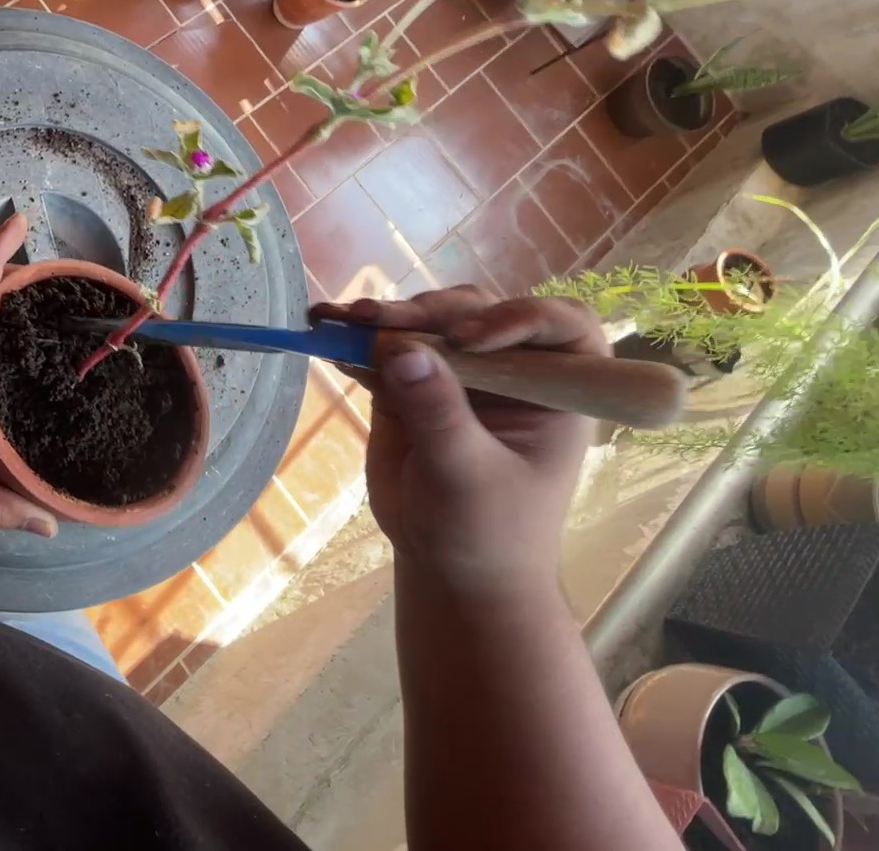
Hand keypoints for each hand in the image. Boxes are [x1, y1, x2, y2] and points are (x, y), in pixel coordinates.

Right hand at [313, 289, 604, 593]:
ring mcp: (454, 377)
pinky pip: (380, 355)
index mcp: (554, 389)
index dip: (518, 317)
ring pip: (422, 326)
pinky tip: (322, 334)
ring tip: (339, 320)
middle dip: (423, 312)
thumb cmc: (486, 529)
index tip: (467, 340)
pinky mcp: (408, 389)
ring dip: (381, 318)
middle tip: (371, 319)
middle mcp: (508, 371)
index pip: (557, 327)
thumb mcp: (467, 473)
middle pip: (471, 315)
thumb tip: (400, 349)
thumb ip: (437, 411)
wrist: (449, 565)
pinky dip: (350, 344)